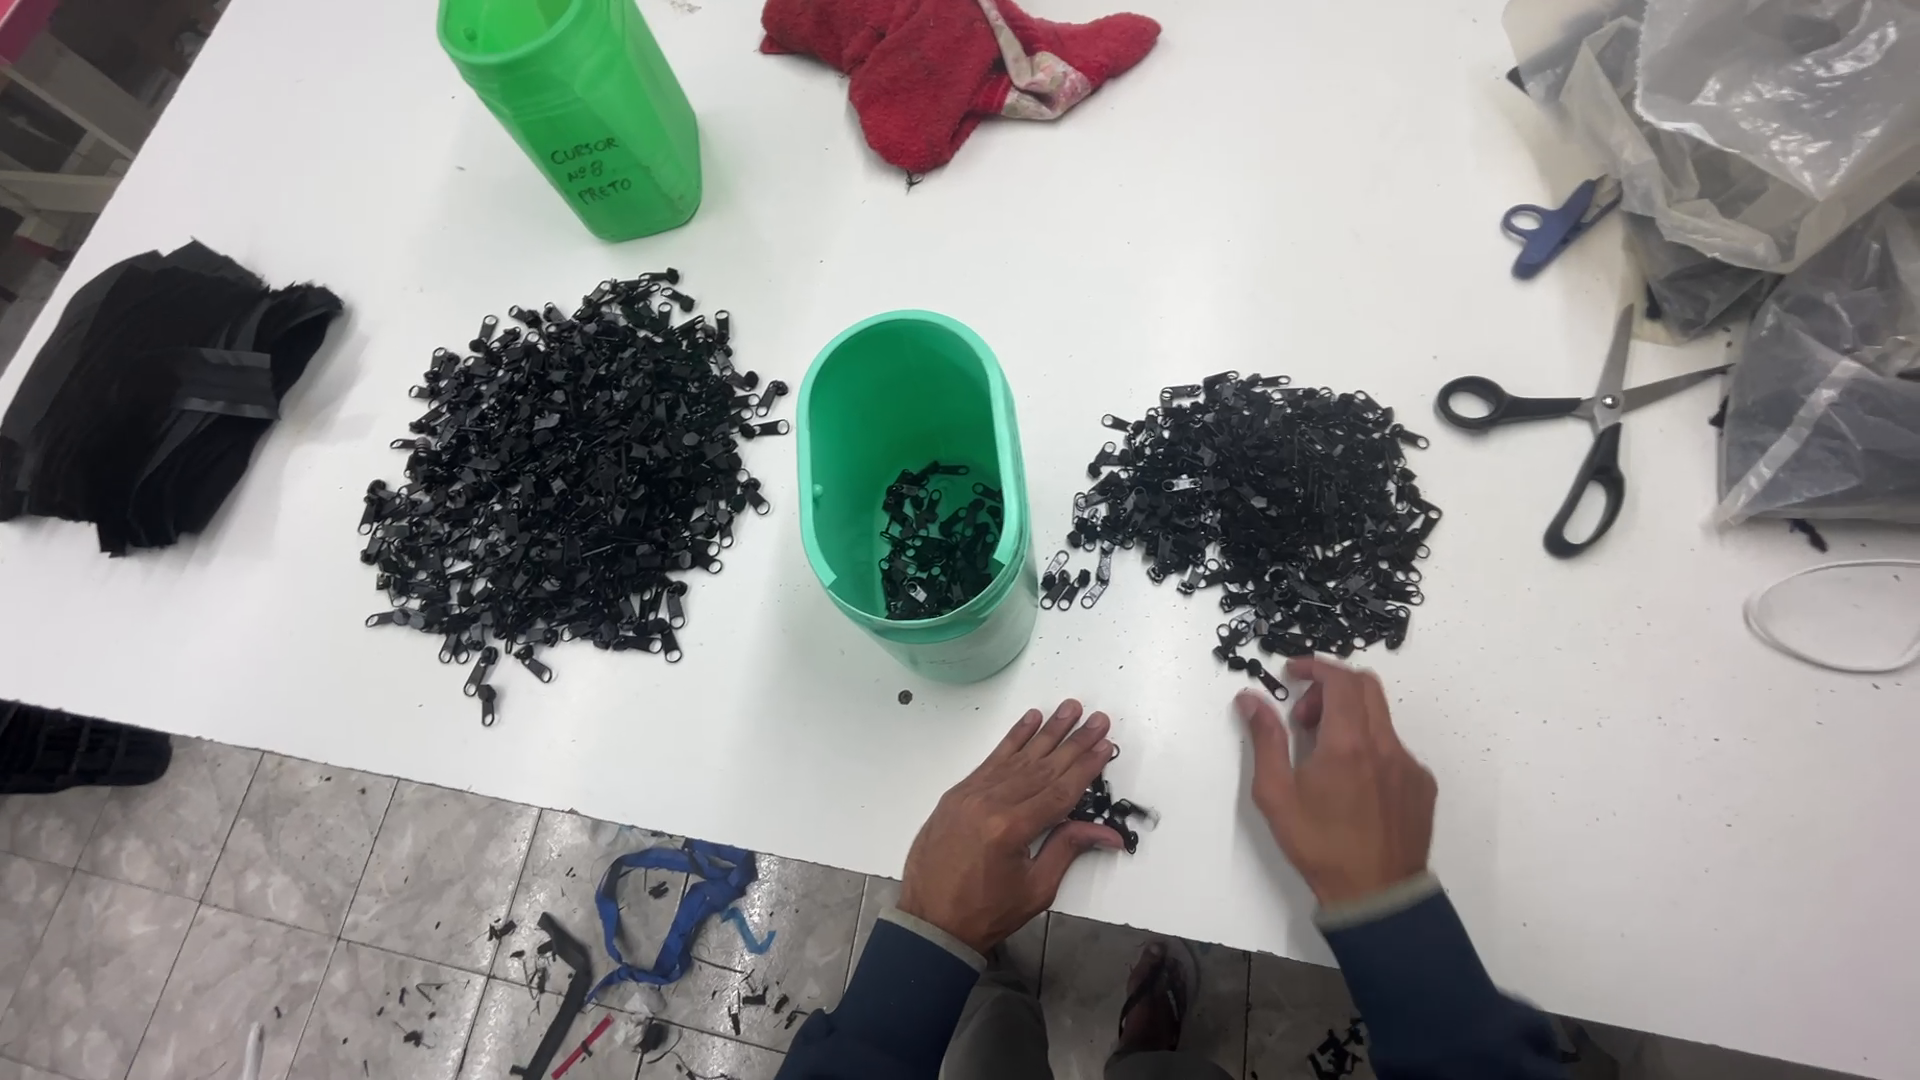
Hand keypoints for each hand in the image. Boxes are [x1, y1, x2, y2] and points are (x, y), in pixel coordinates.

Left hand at [898, 700, 1124, 952]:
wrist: (930, 921)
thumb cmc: (986, 913)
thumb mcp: (1035, 889)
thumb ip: (1068, 849)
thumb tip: (1108, 833)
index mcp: (1010, 829)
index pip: (1059, 790)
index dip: (1085, 767)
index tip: (1105, 744)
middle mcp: (990, 802)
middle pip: (1042, 766)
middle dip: (1074, 741)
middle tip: (1097, 718)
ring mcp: (971, 794)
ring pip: (1018, 756)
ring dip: (1048, 731)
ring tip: (1070, 708)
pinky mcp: (958, 792)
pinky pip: (991, 760)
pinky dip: (1013, 739)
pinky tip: (1030, 720)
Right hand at [1238, 657, 1436, 905]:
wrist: (1376, 896)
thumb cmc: (1318, 844)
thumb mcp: (1276, 792)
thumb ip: (1265, 738)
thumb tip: (1250, 699)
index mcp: (1348, 745)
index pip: (1340, 680)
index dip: (1315, 666)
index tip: (1292, 672)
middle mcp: (1386, 747)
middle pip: (1366, 687)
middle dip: (1330, 687)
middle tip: (1304, 715)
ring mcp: (1408, 766)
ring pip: (1380, 717)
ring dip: (1348, 716)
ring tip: (1322, 753)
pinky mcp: (1421, 785)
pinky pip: (1393, 746)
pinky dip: (1367, 744)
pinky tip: (1350, 780)